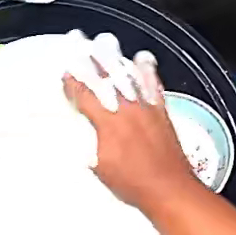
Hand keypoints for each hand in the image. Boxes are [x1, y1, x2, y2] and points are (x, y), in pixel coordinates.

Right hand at [62, 48, 197, 212]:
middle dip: (91, 62)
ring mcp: (147, 110)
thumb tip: (82, 137)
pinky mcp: (161, 114)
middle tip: (82, 45)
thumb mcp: (100, 168)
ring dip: (116, 61)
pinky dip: (148, 73)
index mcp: (108, 122)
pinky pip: (154, 87)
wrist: (169, 189)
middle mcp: (128, 111)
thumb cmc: (135, 183)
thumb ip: (90, 147)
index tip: (66, 76)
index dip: (73, 85)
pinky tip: (144, 62)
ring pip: (129, 78)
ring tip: (108, 44)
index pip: (86, 97)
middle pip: (106, 80)